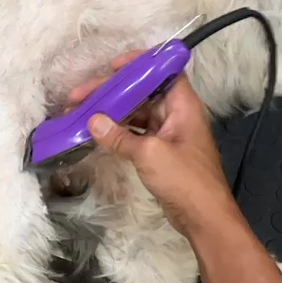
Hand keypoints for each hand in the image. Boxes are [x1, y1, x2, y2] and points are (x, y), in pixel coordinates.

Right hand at [70, 52, 239, 236]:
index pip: (163, 71)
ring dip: (109, 112)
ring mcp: (167, 133)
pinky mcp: (159, 150)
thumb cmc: (184, 180)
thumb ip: (119, 136)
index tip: (111, 67)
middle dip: (110, 91)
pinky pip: (133, 132)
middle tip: (78, 96)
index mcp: (182, 105)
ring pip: (134, 112)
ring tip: (79, 113)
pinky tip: (94, 132)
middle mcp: (176, 114)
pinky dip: (115, 131)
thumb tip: (92, 121)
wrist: (203, 218)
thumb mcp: (149, 154)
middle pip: (141, 92)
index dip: (139, 64)